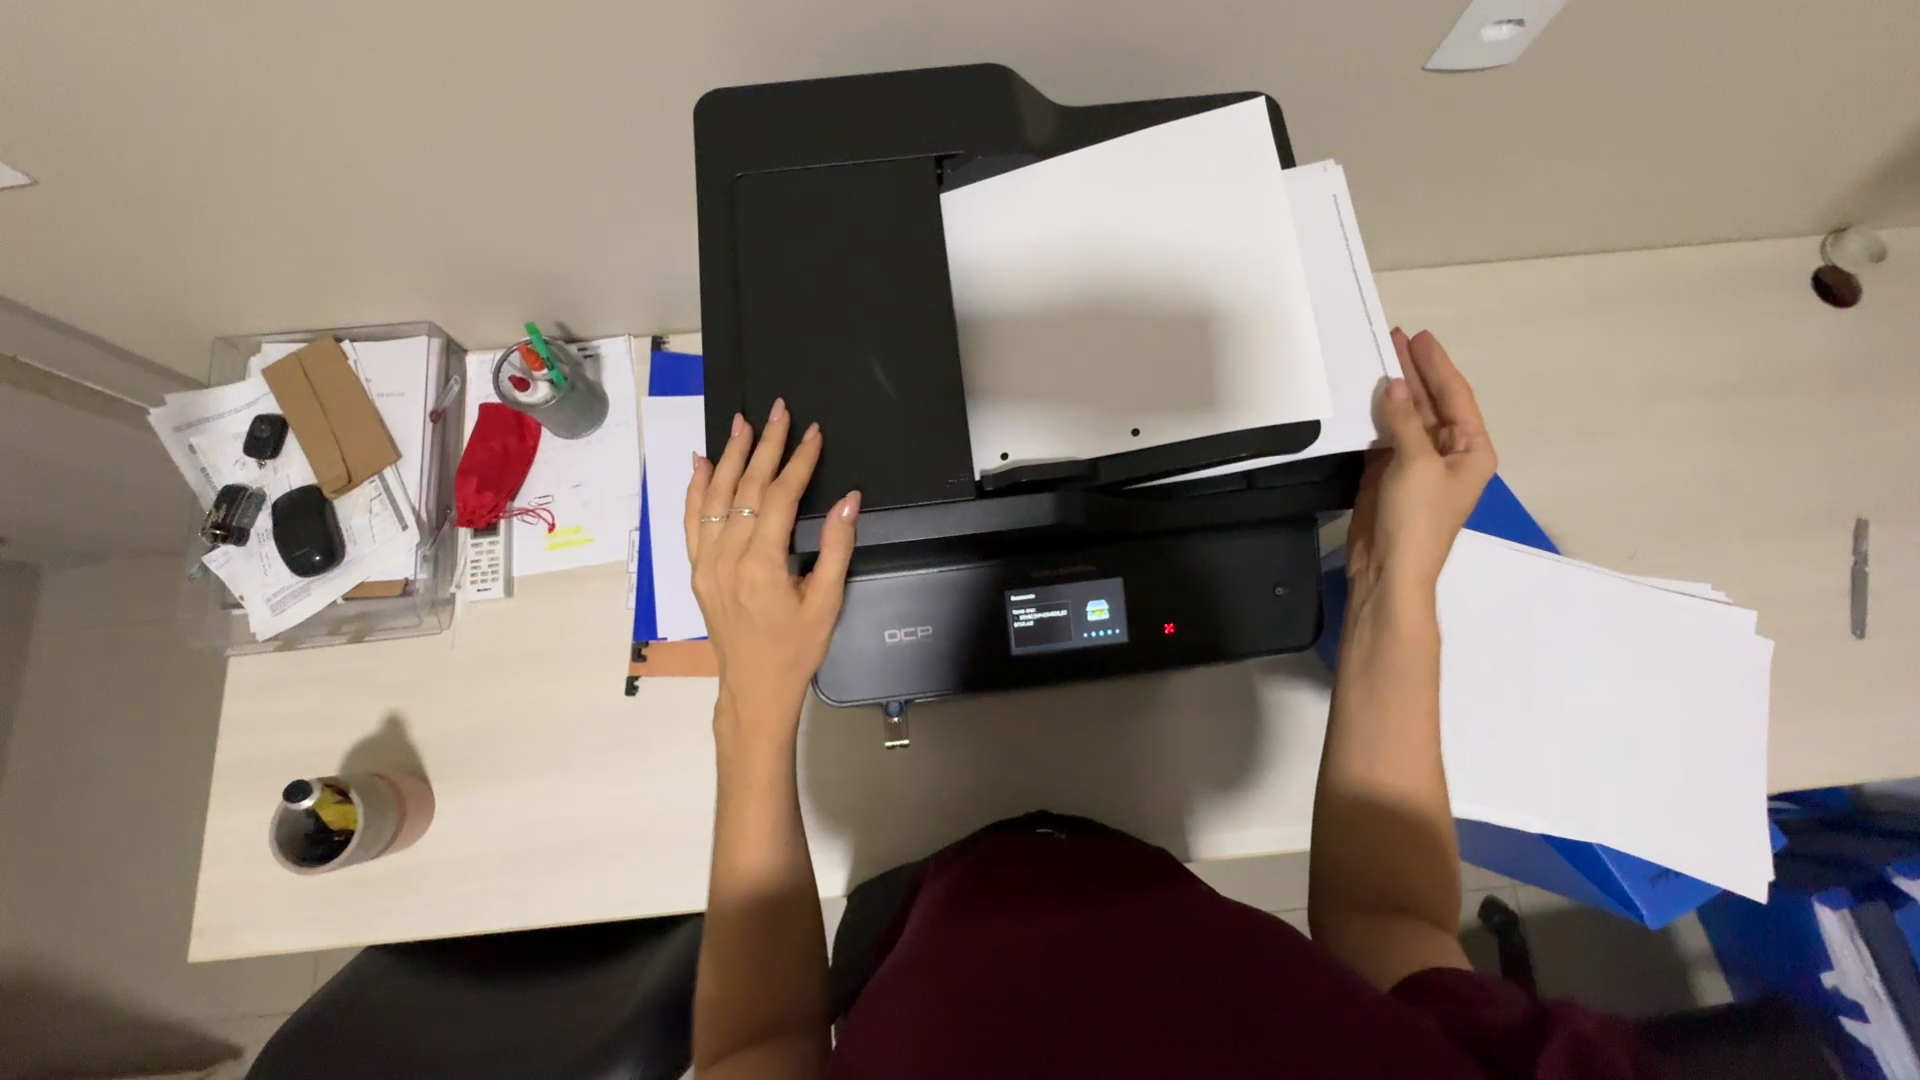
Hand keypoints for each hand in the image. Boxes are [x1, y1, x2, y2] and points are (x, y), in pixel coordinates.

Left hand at [684, 399, 859, 730]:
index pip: (780, 497)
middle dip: (764, 445)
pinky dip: (696, 488)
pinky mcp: (696, 570)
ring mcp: (705, 562)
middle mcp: (726, 557)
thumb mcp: (827, 602)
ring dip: (729, 456)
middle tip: (778, 410)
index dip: (798, 462)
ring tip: (742, 422)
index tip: (812, 433)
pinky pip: (691, 520)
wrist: (754, 687)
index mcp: (761, 564)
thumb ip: (837, 547)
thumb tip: (848, 499)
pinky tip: (702, 463)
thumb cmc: (796, 649)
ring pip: (715, 496)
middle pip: (746, 488)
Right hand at [1346, 329, 1496, 592]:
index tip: (1418, 337)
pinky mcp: (1386, 476)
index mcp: (1470, 450)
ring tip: (1374, 362)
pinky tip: (1360, 400)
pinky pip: (1381, 438)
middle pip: (1431, 404)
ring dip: (1391, 394)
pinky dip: (1371, 419)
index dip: (1437, 366)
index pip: (1455, 397)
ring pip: (1404, 420)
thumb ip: (1405, 422)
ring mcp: (1415, 465)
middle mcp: (1446, 453)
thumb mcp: (1416, 464)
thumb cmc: (1417, 519)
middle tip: (1392, 339)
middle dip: (1414, 373)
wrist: (1390, 568)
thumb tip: (1395, 385)